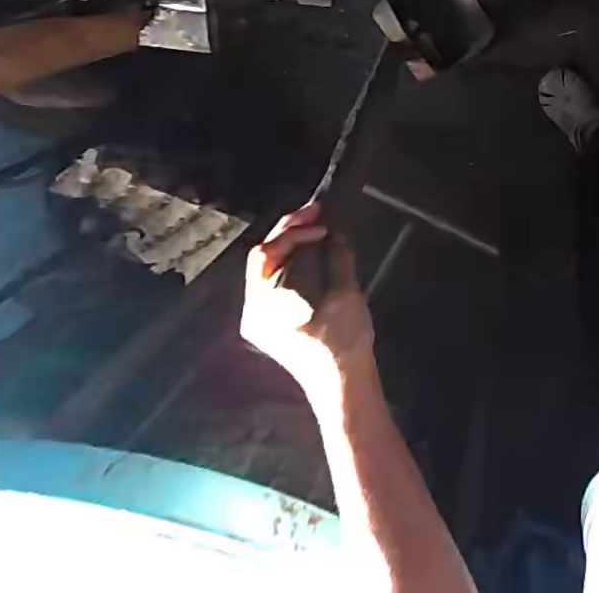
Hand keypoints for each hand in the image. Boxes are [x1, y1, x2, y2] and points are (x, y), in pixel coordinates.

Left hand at [240, 202, 376, 401]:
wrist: (344, 387)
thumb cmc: (343, 343)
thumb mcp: (346, 295)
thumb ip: (338, 259)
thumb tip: (335, 234)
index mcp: (262, 306)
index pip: (265, 254)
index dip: (293, 233)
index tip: (323, 225)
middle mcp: (252, 311)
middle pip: (263, 258)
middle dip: (290, 232)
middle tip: (317, 212)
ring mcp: (260, 318)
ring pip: (269, 267)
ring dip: (292, 244)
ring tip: (316, 226)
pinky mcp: (272, 322)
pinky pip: (276, 280)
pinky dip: (294, 261)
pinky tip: (313, 251)